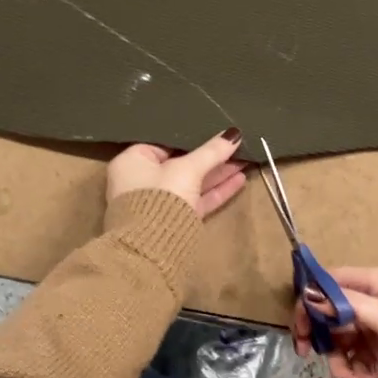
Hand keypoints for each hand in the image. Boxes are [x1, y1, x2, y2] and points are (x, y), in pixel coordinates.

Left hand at [106, 127, 247, 217]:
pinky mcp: (176, 219)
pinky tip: (240, 179)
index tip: (213, 129)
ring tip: (245, 158)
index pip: (163, 143)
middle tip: (234, 142)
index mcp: (133, 161)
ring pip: (193, 182)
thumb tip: (234, 133)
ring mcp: (161, 201)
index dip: (189, 136)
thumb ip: (211, 151)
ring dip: (218, 171)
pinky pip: (198, 198)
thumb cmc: (162, 195)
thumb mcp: (187, 168)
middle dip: (210, 155)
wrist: (153, 249)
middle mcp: (143, 180)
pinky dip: (217, 190)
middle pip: (181, 162)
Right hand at [293, 266, 377, 377]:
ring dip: (342, 365)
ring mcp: (368, 324)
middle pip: (328, 316)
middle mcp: (365, 300)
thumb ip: (347, 305)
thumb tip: (310, 295)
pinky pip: (352, 358)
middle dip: (324, 342)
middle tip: (308, 357)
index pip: (326, 283)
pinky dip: (356, 373)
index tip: (300, 329)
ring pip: (338, 342)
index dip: (309, 303)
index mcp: (368, 282)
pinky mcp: (373, 347)